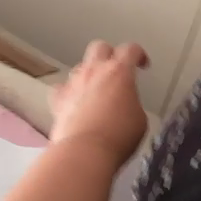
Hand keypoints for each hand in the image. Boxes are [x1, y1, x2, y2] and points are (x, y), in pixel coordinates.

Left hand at [49, 40, 149, 168]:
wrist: (85, 153)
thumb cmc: (119, 136)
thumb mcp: (140, 119)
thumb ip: (133, 104)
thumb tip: (127, 107)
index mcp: (120, 71)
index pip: (131, 49)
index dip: (138, 54)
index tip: (142, 64)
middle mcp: (96, 70)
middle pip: (100, 47)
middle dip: (109, 55)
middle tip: (115, 70)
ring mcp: (74, 84)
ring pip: (80, 66)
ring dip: (88, 74)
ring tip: (94, 89)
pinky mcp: (58, 101)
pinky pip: (61, 89)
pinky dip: (67, 93)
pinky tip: (72, 102)